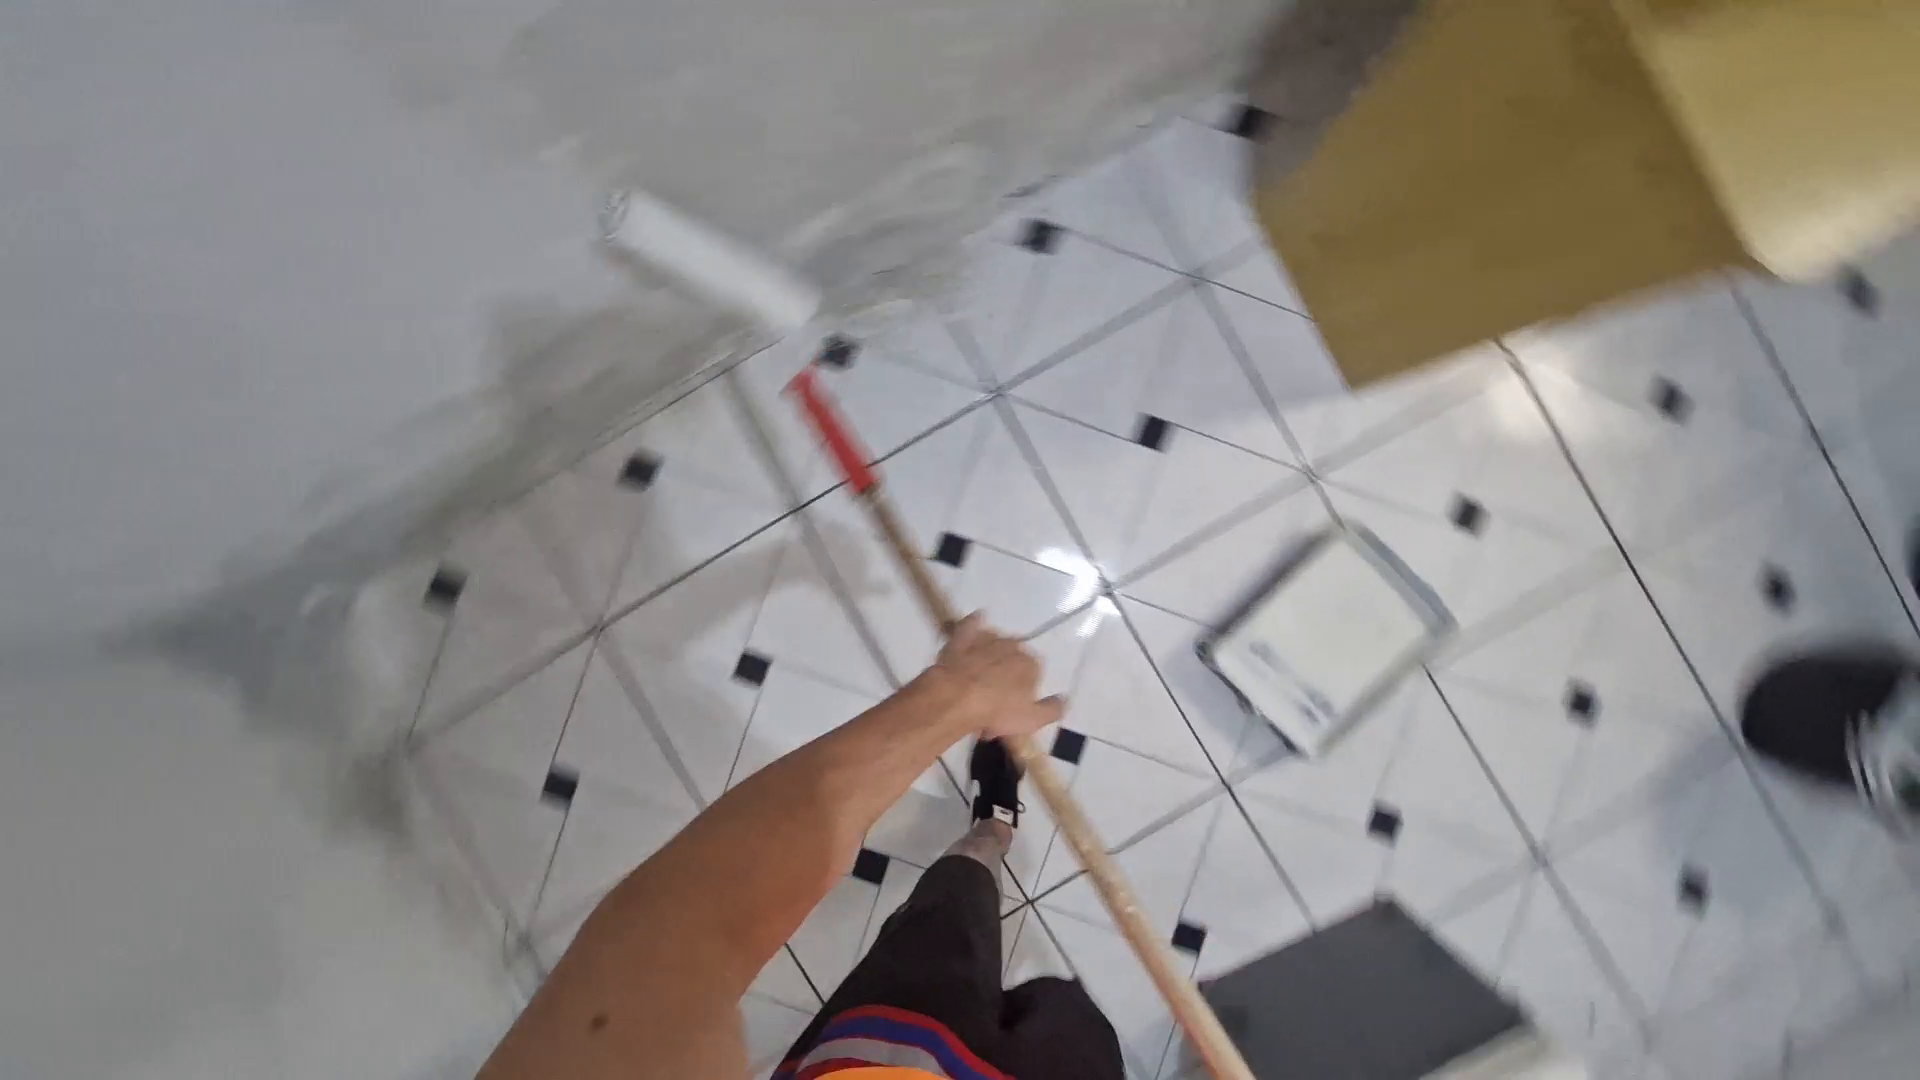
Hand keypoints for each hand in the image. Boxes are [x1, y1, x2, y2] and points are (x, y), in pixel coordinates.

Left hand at [923, 613, 1065, 738]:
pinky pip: (971, 625)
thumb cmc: (997, 711)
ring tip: (976, 681)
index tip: (1011, 709)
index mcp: (1032, 664)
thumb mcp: (1033, 720)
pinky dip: (974, 624)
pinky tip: (975, 623)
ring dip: (990, 656)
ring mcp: (987, 638)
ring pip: (994, 644)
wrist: (957, 697)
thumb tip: (1065, 699)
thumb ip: (1053, 709)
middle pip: (1013, 659)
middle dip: (1006, 675)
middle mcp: (1013, 646)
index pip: (1034, 675)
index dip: (1023, 692)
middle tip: (991, 701)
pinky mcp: (963, 636)